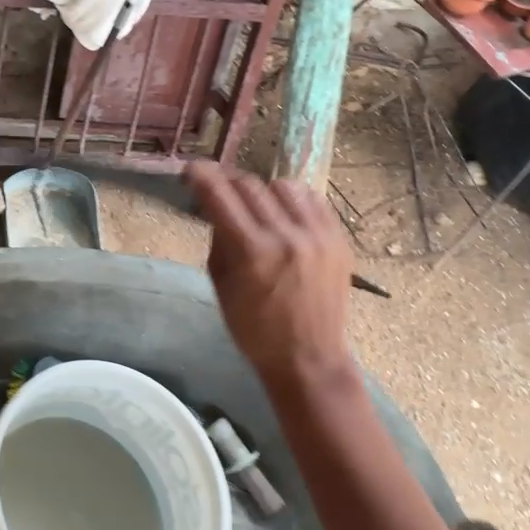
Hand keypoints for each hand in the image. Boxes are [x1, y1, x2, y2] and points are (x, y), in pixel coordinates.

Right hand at [185, 163, 356, 388]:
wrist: (309, 359)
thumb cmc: (253, 328)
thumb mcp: (220, 284)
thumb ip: (220, 240)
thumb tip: (219, 209)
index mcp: (252, 251)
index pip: (220, 195)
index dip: (200, 176)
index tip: (190, 171)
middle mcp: (286, 236)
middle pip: (250, 184)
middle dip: (228, 184)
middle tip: (220, 192)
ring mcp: (318, 237)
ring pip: (284, 186)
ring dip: (263, 191)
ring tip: (258, 207)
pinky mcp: (339, 241)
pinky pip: (314, 200)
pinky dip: (294, 200)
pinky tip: (285, 214)